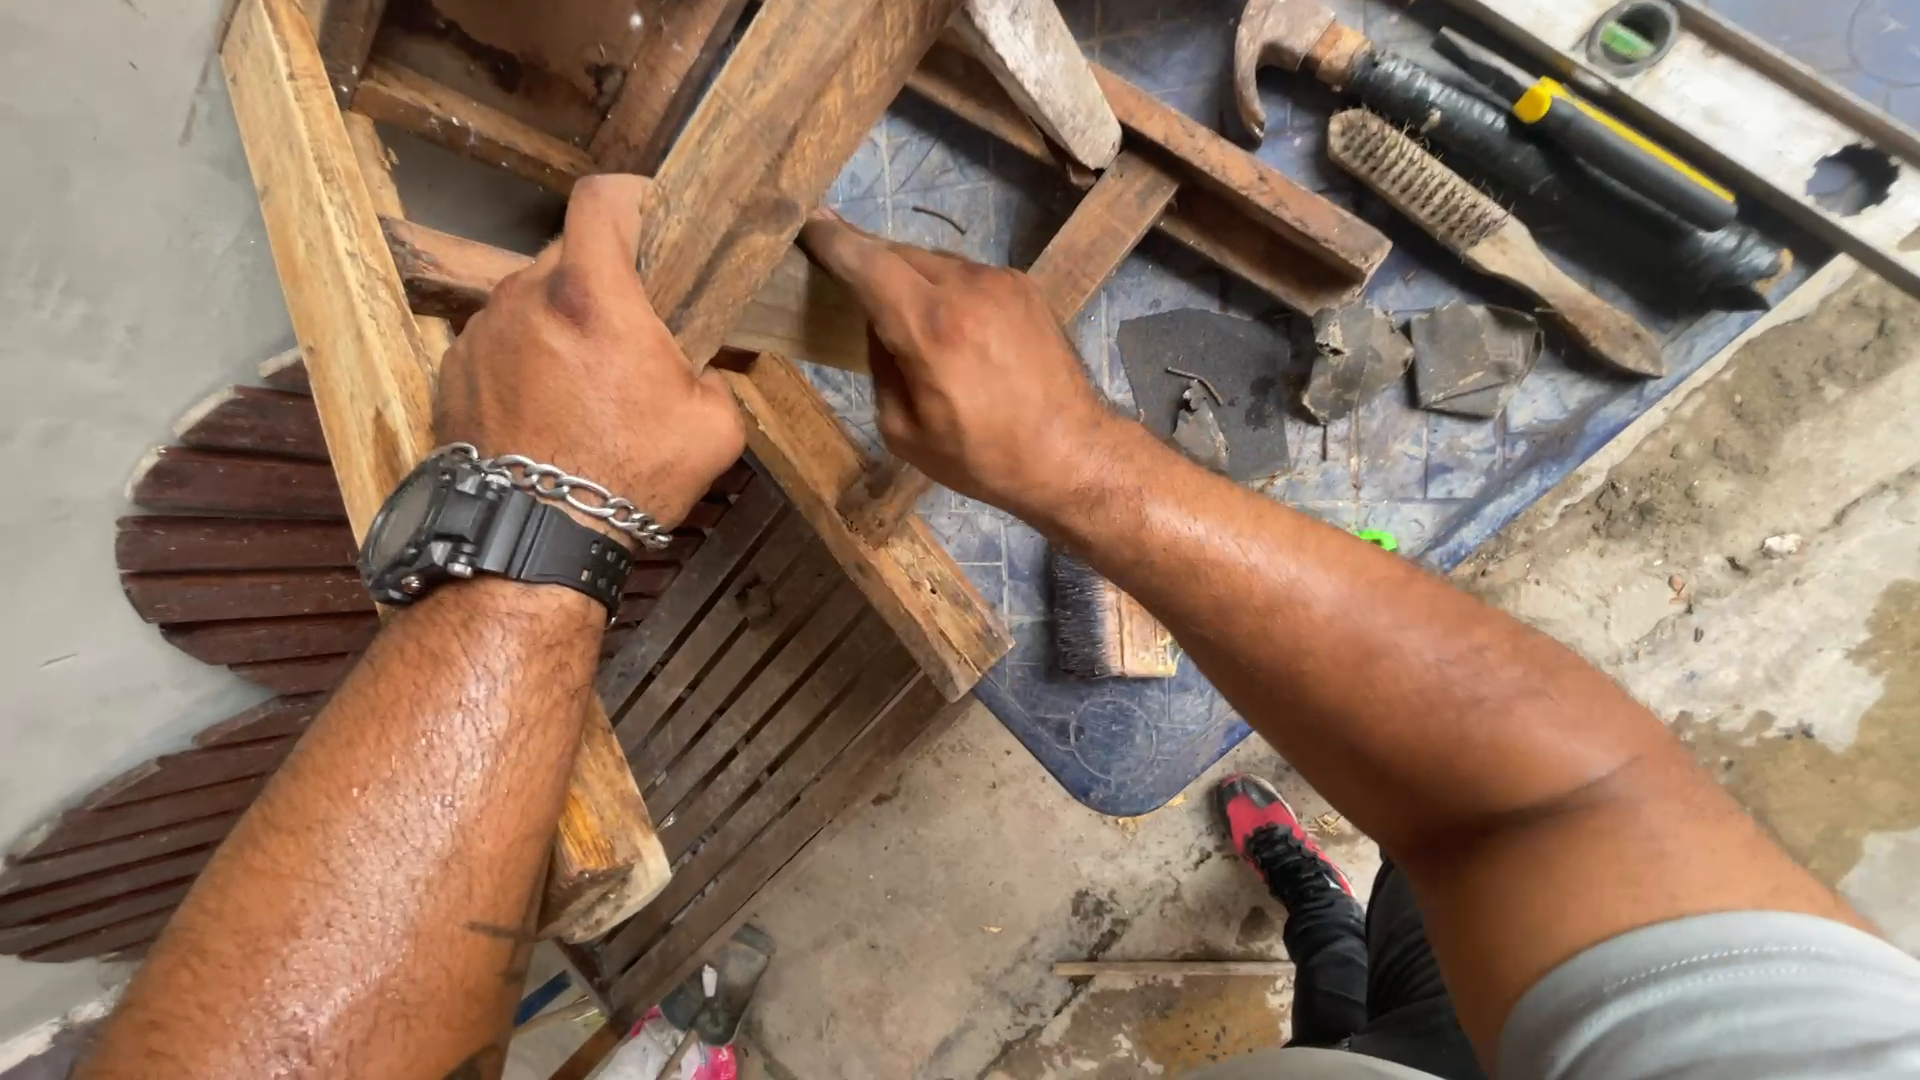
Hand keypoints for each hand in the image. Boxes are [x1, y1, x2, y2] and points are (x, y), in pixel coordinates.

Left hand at [436, 175, 744, 536]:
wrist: (538, 534)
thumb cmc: (634, 473)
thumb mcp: (716, 428)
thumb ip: (714, 378)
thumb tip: (695, 372)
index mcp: (595, 296)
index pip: (601, 199)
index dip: (633, 196)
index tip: (656, 217)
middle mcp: (526, 295)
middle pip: (569, 254)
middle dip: (606, 280)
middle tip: (634, 329)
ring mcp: (481, 331)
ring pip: (532, 298)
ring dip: (565, 321)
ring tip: (590, 380)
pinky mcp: (453, 368)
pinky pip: (500, 339)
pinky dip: (529, 355)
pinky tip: (550, 406)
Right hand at [799, 211, 1114, 518]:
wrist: (1070, 453)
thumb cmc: (982, 458)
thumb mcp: (905, 432)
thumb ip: (881, 367)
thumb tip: (879, 327)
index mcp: (930, 328)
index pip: (867, 263)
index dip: (833, 241)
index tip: (810, 225)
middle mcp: (966, 288)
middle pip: (898, 254)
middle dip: (870, 263)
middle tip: (852, 280)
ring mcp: (1001, 281)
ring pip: (936, 262)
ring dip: (912, 280)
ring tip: (911, 319)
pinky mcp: (1025, 286)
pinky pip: (969, 275)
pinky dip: (949, 290)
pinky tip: (956, 328)